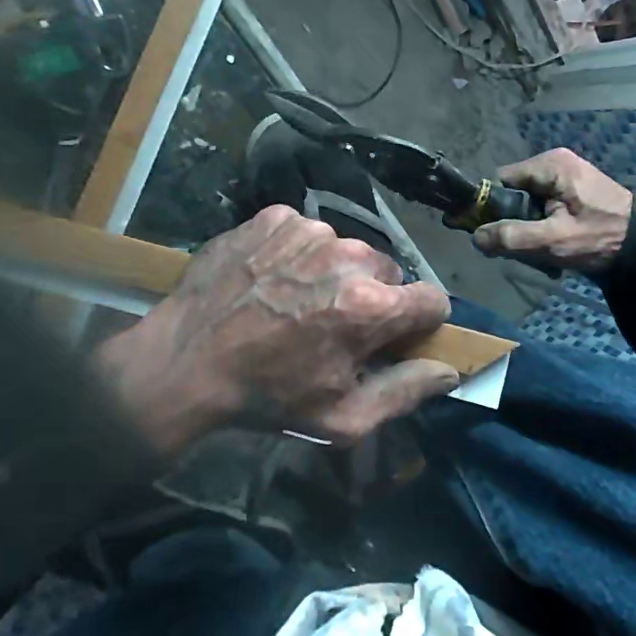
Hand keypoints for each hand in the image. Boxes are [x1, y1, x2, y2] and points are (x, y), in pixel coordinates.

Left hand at [94, 205, 457, 454]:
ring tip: (294, 301)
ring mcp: (308, 231)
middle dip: (372, 298)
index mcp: (370, 306)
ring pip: (346, 251)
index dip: (419, 321)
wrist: (185, 361)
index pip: (432, 299)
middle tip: (332, 324)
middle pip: (387, 274)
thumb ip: (406, 391)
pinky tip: (270, 280)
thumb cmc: (267, 397)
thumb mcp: (343, 418)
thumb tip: (450, 368)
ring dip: (333, 274)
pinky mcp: (274, 217)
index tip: (396, 335)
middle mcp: (348, 256)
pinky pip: (307, 233)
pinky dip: (298, 254)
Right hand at [472, 148, 632, 272]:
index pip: (500, 182)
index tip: (500, 236)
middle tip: (527, 250)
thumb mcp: (552, 240)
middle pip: (513, 194)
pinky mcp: (573, 189)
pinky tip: (556, 245)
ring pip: (527, 203)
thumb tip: (475, 236)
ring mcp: (566, 175)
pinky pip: (543, 206)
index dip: (493, 209)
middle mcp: (554, 162)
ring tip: (545, 252)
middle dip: (515, 224)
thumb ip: (511, 237)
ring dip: (530, 230)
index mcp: (549, 165)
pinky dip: (544, 227)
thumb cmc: (599, 238)